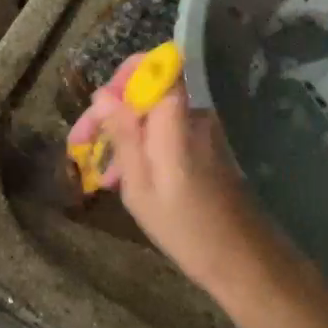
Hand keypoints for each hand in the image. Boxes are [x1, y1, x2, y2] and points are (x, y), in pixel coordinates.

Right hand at [68, 53, 263, 282]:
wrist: (244, 262)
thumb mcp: (140, 186)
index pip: (155, 66)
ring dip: (123, 132)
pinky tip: (124, 177)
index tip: (99, 107)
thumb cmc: (186, 228)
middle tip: (82, 143)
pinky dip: (141, 145)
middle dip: (111, 109)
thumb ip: (123, 135)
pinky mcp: (205, 147)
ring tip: (100, 172)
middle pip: (147, 88)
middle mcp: (193, 114)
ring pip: (152, 112)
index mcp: (176, 119)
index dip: (124, 76)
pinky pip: (165, 131)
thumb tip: (103, 94)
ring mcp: (202, 130)